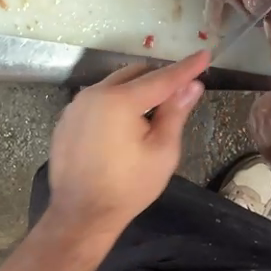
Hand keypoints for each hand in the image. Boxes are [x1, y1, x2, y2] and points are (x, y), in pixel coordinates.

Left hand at [46, 51, 208, 234]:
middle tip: (176, 97)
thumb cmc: (128, 188)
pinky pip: (96, 102)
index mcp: (120, 100)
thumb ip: (175, 113)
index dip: (186, 68)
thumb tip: (192, 86)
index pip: (162, 78)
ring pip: (112, 86)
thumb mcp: (162, 152)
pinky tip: (122, 131)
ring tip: (148, 119)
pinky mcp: (66, 121)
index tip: (205, 56)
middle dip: (157, 81)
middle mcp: (94, 94)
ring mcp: (75, 107)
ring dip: (134, 93)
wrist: (82, 215)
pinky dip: (114, 106)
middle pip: (134, 75)